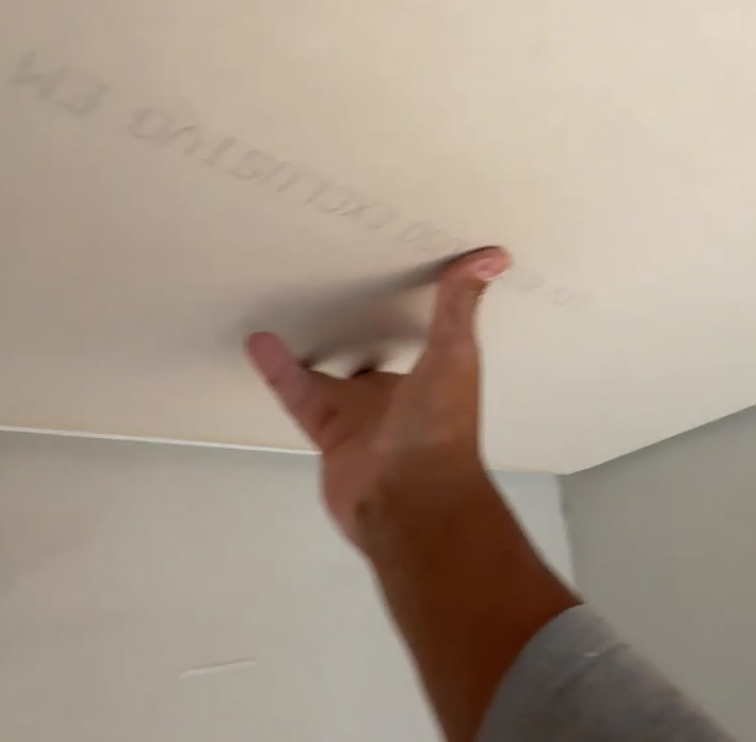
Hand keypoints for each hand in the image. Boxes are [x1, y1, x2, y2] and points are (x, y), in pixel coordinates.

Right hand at [245, 247, 509, 546]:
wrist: (407, 501)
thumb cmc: (440, 423)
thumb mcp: (454, 353)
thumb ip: (460, 306)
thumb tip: (496, 254)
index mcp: (439, 372)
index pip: (430, 332)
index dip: (422, 308)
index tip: (411, 272)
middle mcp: (403, 393)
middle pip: (381, 355)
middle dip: (369, 331)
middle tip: (346, 287)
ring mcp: (365, 415)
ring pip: (336, 375)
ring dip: (320, 348)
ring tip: (295, 307)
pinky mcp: (329, 432)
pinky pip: (300, 392)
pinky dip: (279, 368)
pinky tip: (259, 339)